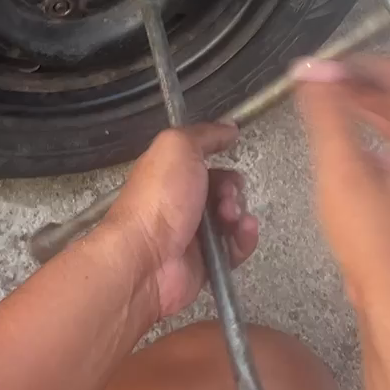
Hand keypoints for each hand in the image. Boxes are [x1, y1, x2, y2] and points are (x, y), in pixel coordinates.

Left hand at [92, 123, 259, 322]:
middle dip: (232, 188)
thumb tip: (228, 127)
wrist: (146, 258)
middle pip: (222, 189)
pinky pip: (235, 248)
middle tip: (225, 194)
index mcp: (168, 172)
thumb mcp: (178, 147)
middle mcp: (179, 202)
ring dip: (239, 213)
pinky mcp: (205, 262)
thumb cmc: (156, 200)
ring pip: (232, 218)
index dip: (220, 156)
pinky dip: (244, 239)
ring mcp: (192, 233)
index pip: (202, 159)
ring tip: (230, 216)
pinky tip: (243, 231)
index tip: (230, 153)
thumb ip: (204, 134)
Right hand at [293, 55, 389, 329]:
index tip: (328, 66)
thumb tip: (311, 70)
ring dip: (374, 104)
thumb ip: (327, 114)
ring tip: (333, 102)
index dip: (367, 63)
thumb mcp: (343, 171)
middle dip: (370, 80)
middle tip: (329, 80)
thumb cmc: (377, 244)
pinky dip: (380, 130)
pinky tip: (350, 140)